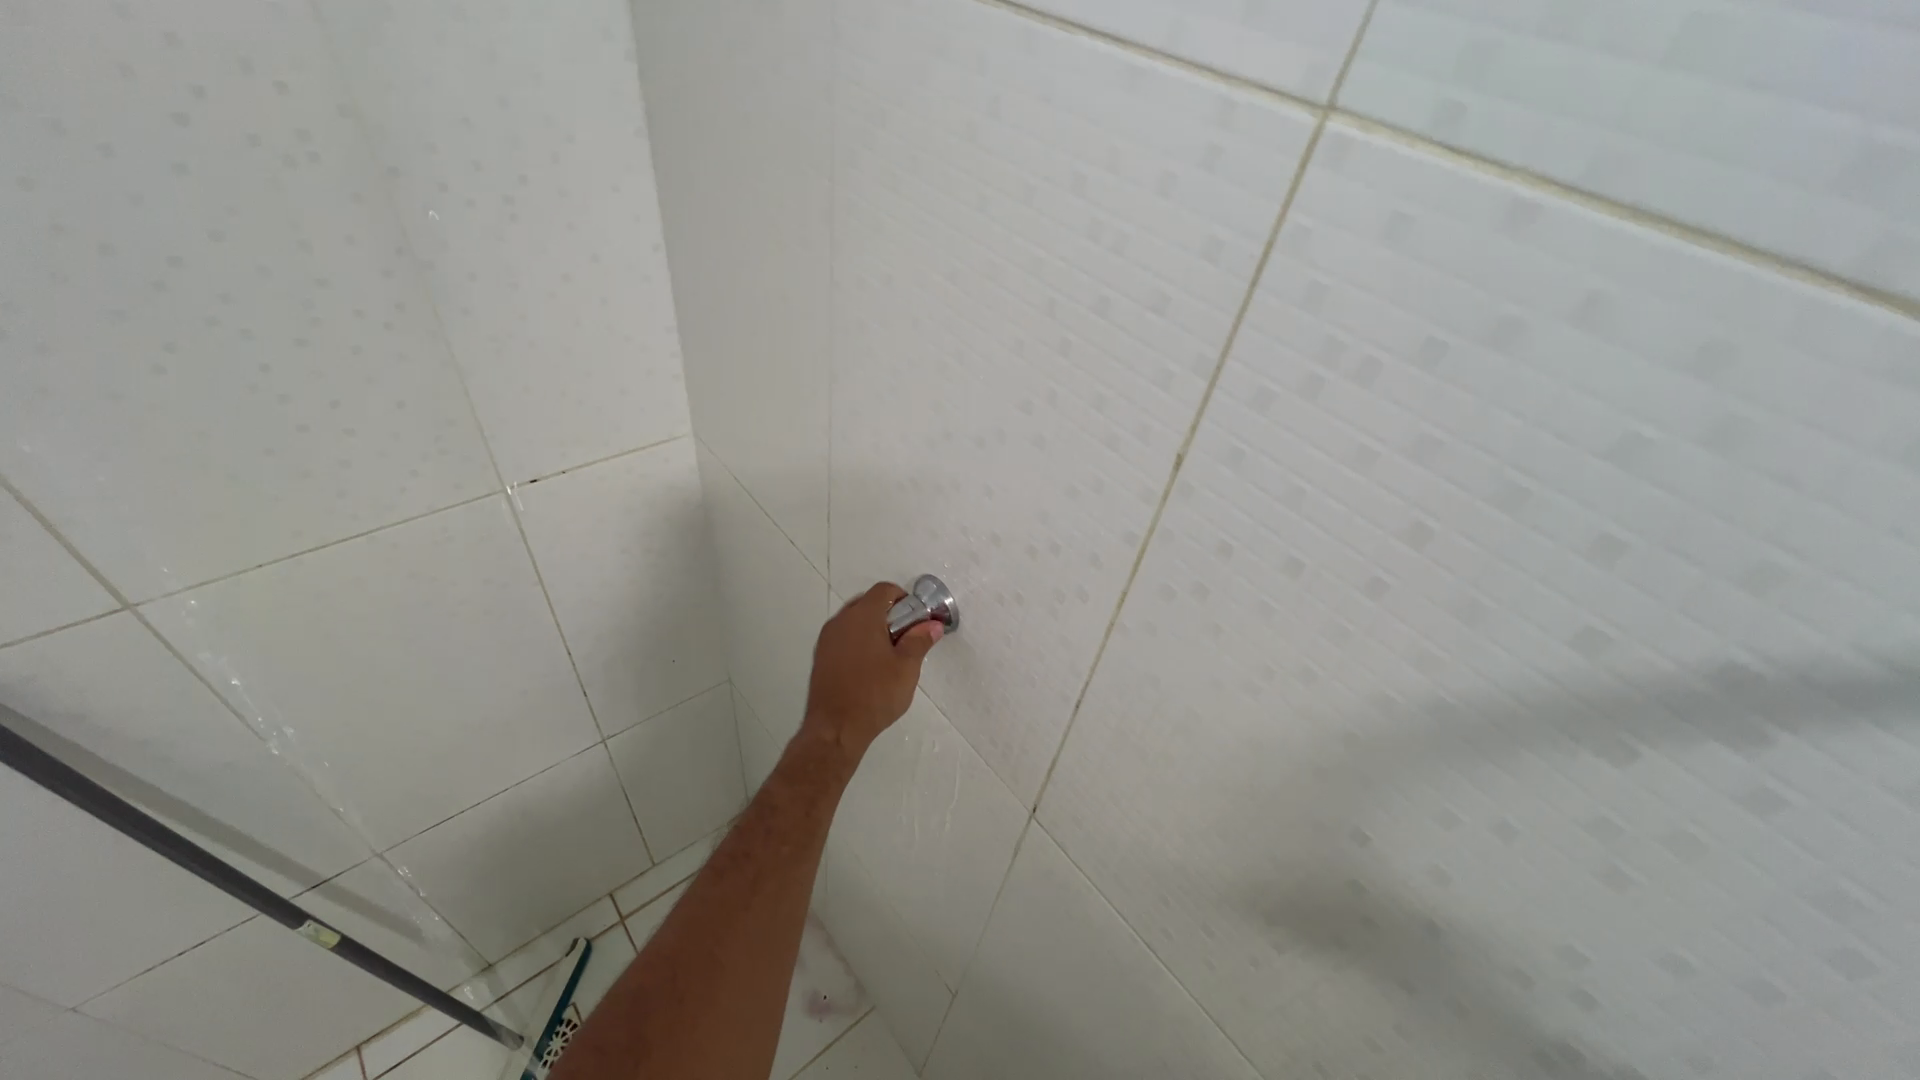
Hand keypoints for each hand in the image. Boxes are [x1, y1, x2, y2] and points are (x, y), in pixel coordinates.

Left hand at [801, 582, 942, 756]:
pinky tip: (868, 669)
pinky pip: (842, 638)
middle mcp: (841, 621)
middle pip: (867, 603)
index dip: (904, 598)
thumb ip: (920, 640)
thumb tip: (932, 624)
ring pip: (853, 621)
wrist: (835, 728)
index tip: (916, 619)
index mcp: (862, 616)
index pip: (884, 590)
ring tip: (888, 656)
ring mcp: (826, 639)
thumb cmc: (875, 694)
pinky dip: (857, 643)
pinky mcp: (820, 657)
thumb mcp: (906, 668)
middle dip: (888, 615)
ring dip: (872, 629)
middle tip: (905, 638)